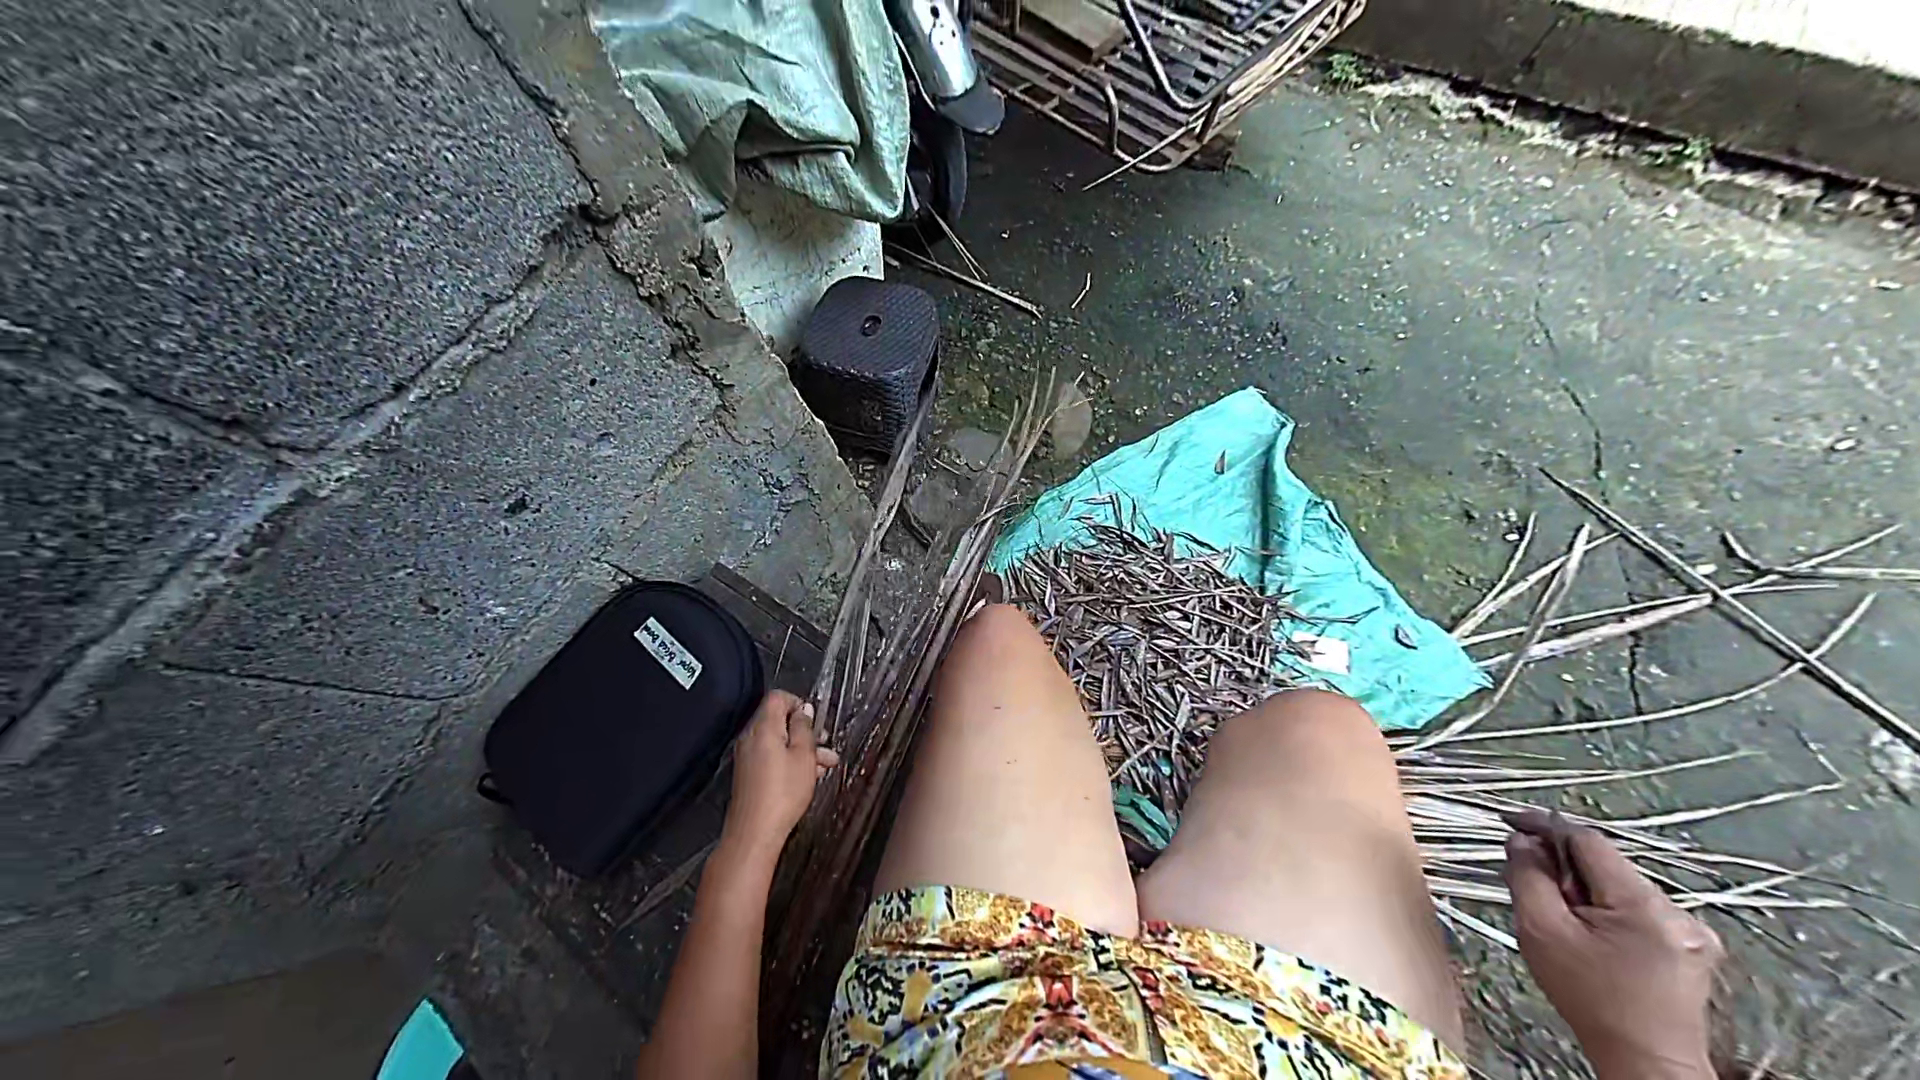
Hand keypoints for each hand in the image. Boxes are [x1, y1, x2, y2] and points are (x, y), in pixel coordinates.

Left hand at [723, 691, 839, 855]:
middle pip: (779, 720)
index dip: (798, 702)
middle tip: (824, 743)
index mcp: (763, 727)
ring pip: (778, 740)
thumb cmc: (781, 794)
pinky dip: (789, 760)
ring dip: (801, 748)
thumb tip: (804, 710)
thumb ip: (805, 728)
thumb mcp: (803, 756)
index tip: (814, 719)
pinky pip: (771, 756)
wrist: (754, 833)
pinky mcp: (748, 773)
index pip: (777, 697)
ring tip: (824, 765)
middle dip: (804, 730)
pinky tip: (807, 776)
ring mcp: (747, 756)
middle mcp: (751, 737)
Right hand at [1503, 810, 1723, 1079]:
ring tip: (1562, 920)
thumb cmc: (1590, 998)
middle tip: (1534, 889)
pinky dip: (1602, 907)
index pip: (1587, 841)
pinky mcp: (1688, 945)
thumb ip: (1527, 876)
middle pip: (1603, 864)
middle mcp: (1678, 913)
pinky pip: (1632, 905)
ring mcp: (1689, 931)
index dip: (1544, 827)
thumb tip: (1522, 840)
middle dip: (1562, 869)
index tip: (1510, 822)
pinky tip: (1588, 932)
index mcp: (1644, 906)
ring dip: (1581, 889)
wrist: (1645, 1062)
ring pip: (1615, 884)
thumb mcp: (1541, 930)